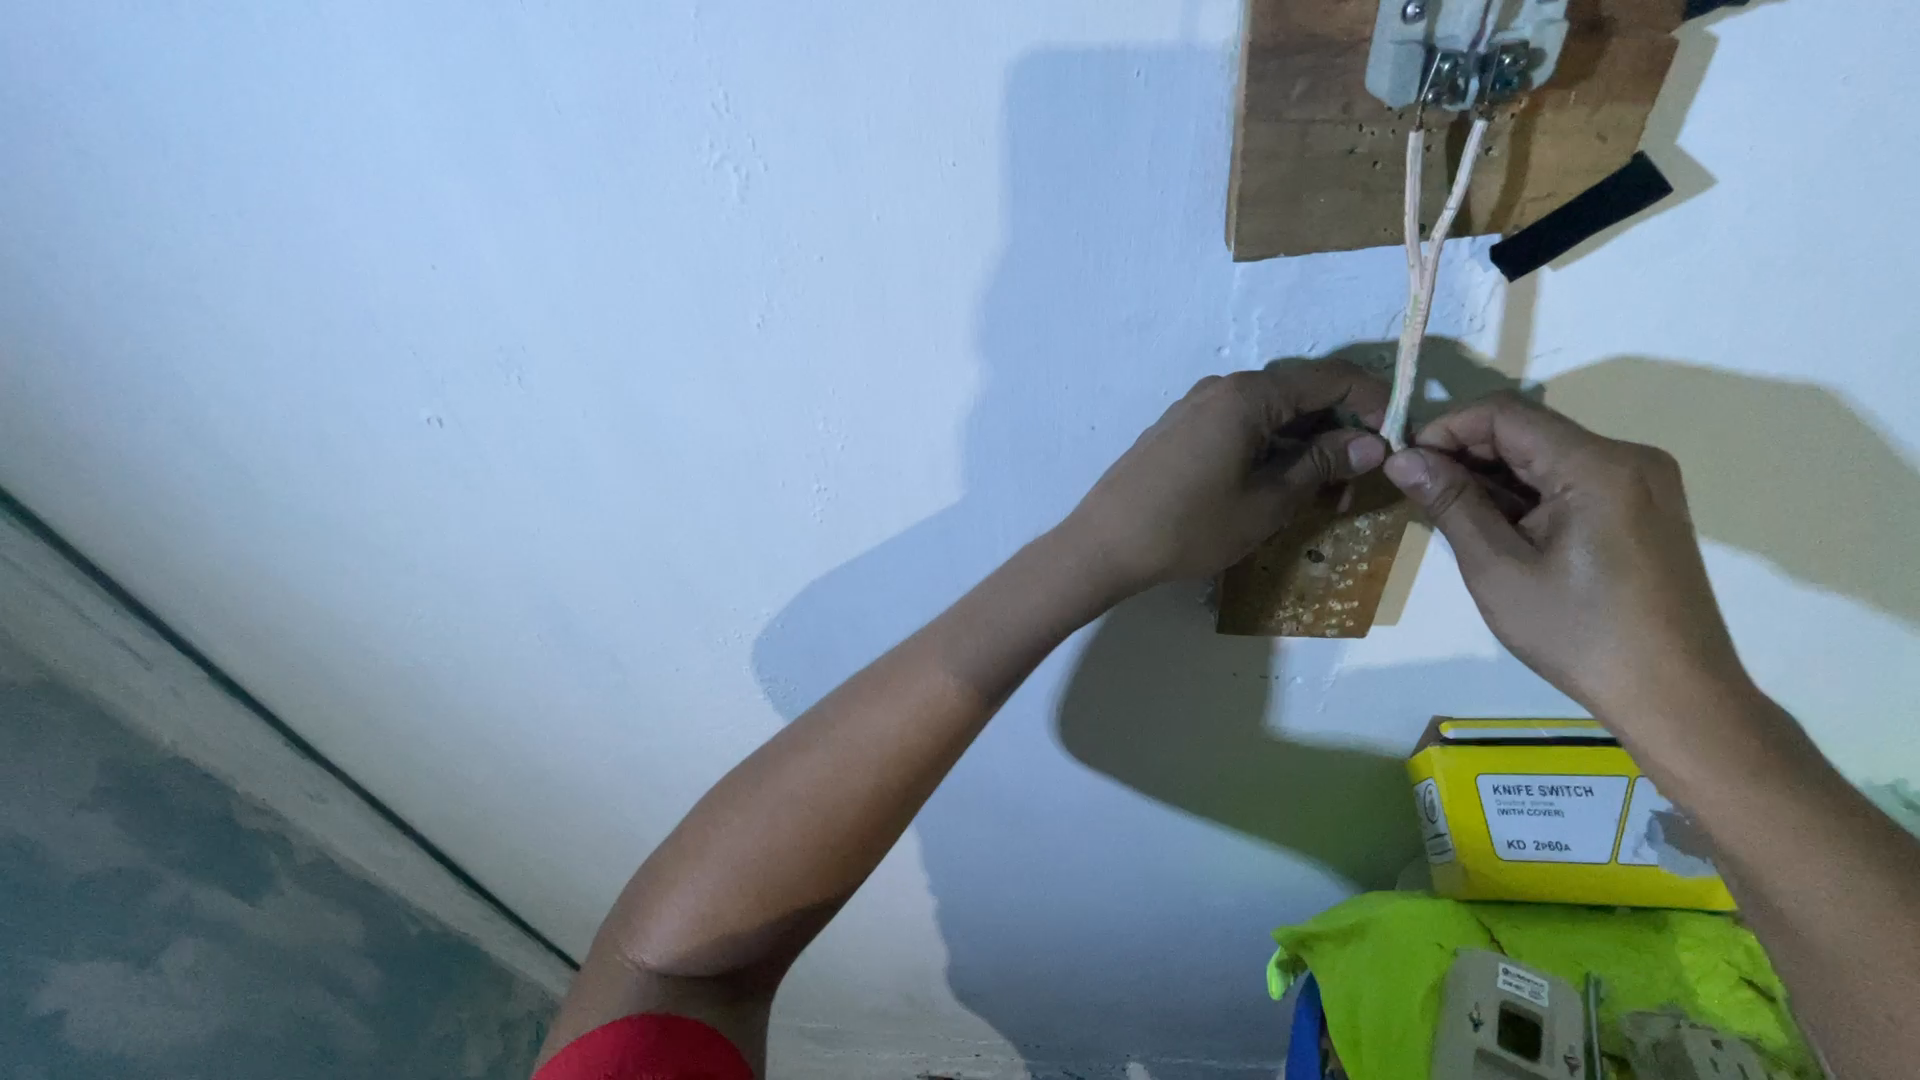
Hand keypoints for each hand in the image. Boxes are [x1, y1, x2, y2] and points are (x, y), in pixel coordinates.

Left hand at [1059, 360, 1389, 597]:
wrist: (1103, 544)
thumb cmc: (1190, 527)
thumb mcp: (1267, 502)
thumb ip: (1321, 464)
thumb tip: (1372, 443)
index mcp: (1249, 394)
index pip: (1331, 379)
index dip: (1373, 404)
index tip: (1393, 444)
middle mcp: (1221, 387)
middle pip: (1298, 394)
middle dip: (1336, 431)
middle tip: (1353, 483)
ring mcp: (1193, 407)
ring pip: (1267, 413)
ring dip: (1300, 444)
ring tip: (1316, 493)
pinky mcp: (1177, 429)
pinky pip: (1236, 426)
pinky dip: (1265, 447)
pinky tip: (1270, 486)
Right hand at [1381, 392, 1751, 726]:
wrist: (1673, 694)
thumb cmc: (1577, 633)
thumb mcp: (1497, 568)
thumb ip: (1450, 504)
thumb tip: (1401, 457)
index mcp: (1597, 466)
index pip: (1504, 414)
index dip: (1445, 429)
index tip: (1404, 464)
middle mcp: (1628, 458)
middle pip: (1527, 430)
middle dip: (1464, 453)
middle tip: (1417, 494)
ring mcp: (1641, 483)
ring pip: (1545, 455)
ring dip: (1491, 476)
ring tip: (1449, 516)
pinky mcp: (1641, 507)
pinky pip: (1569, 479)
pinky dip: (1523, 494)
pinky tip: (1495, 528)